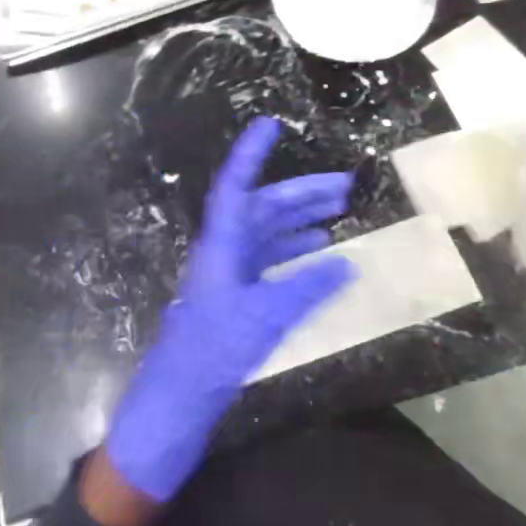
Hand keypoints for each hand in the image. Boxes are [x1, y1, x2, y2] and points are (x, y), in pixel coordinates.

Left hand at [104, 117, 353, 500]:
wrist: (179, 400)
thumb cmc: (214, 353)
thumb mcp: (265, 317)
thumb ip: (305, 288)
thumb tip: (344, 263)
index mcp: (221, 247)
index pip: (234, 188)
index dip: (249, 155)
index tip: (269, 125)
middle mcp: (223, 254)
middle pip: (261, 210)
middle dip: (300, 194)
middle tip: (346, 188)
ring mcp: (228, 279)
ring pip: (267, 237)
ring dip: (300, 223)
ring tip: (340, 218)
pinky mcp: (234, 302)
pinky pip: (269, 266)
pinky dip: (295, 258)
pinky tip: (319, 262)